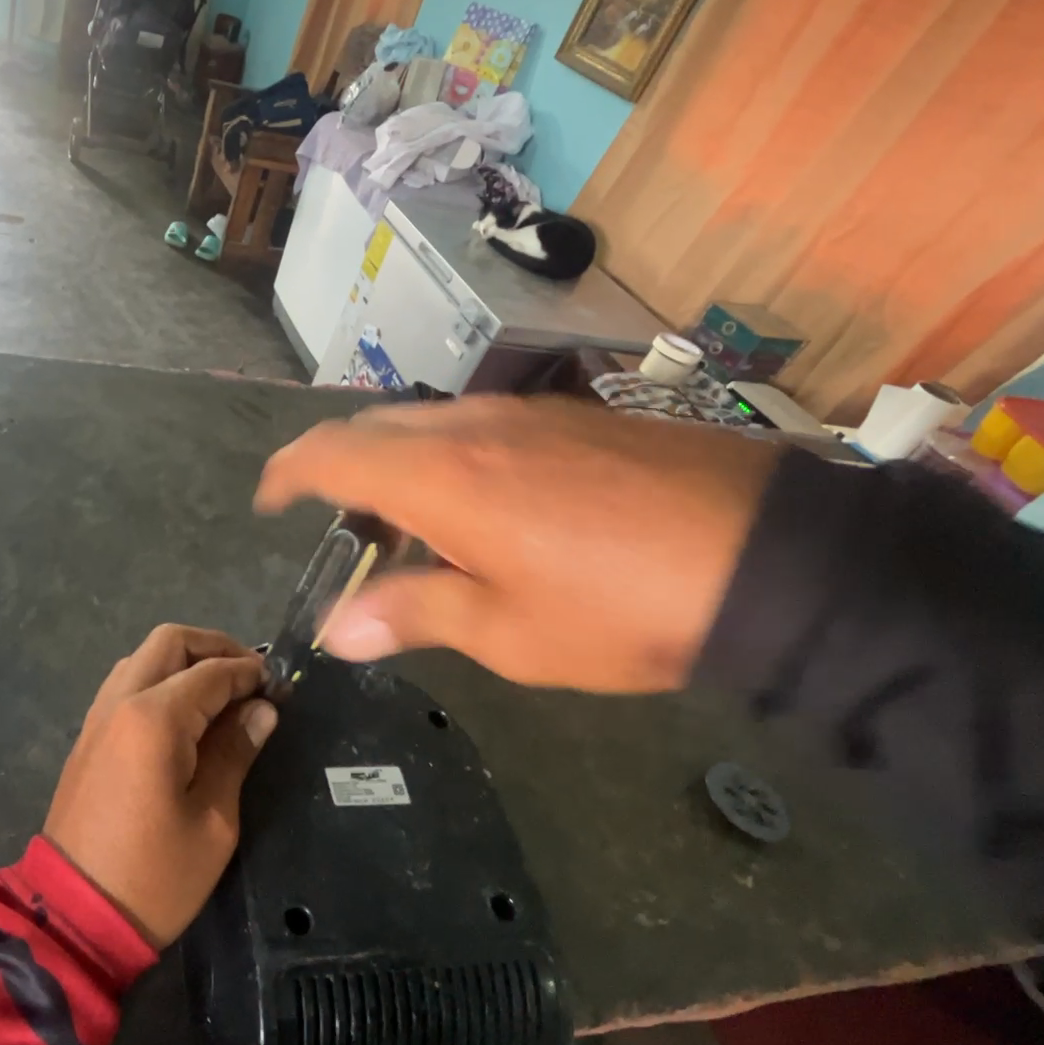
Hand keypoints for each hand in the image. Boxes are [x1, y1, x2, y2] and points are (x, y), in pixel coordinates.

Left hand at [43, 625, 278, 946]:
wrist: (73, 918)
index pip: (212, 672)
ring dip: (184, 661)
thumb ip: (236, 752)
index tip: (280, 684)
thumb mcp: (213, 820)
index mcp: (154, 718)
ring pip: (143, 658)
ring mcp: (98, 717)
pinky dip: (159, 680)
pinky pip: (126, 684)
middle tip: (251, 676)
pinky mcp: (88, 737)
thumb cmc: (154, 875)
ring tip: (222, 693)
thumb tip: (262, 709)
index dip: (250, 673)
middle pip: (169, 641)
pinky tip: (186, 714)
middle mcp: (120, 702)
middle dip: (215, 647)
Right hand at [254, 395, 780, 691]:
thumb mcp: (506, 631)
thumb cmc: (619, 608)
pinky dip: (448, 460)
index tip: (269, 501)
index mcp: (437, 474)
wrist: (775, 560)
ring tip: (408, 528)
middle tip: (341, 530)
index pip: (329, 453)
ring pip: (428, 424)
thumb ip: (412, 615)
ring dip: (396, 465)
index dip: (287, 473)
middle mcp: (470, 425)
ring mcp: (526, 413)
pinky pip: (480, 427)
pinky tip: (481, 509)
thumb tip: (338, 630)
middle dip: (338, 470)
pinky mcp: (574, 417)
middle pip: (373, 429)